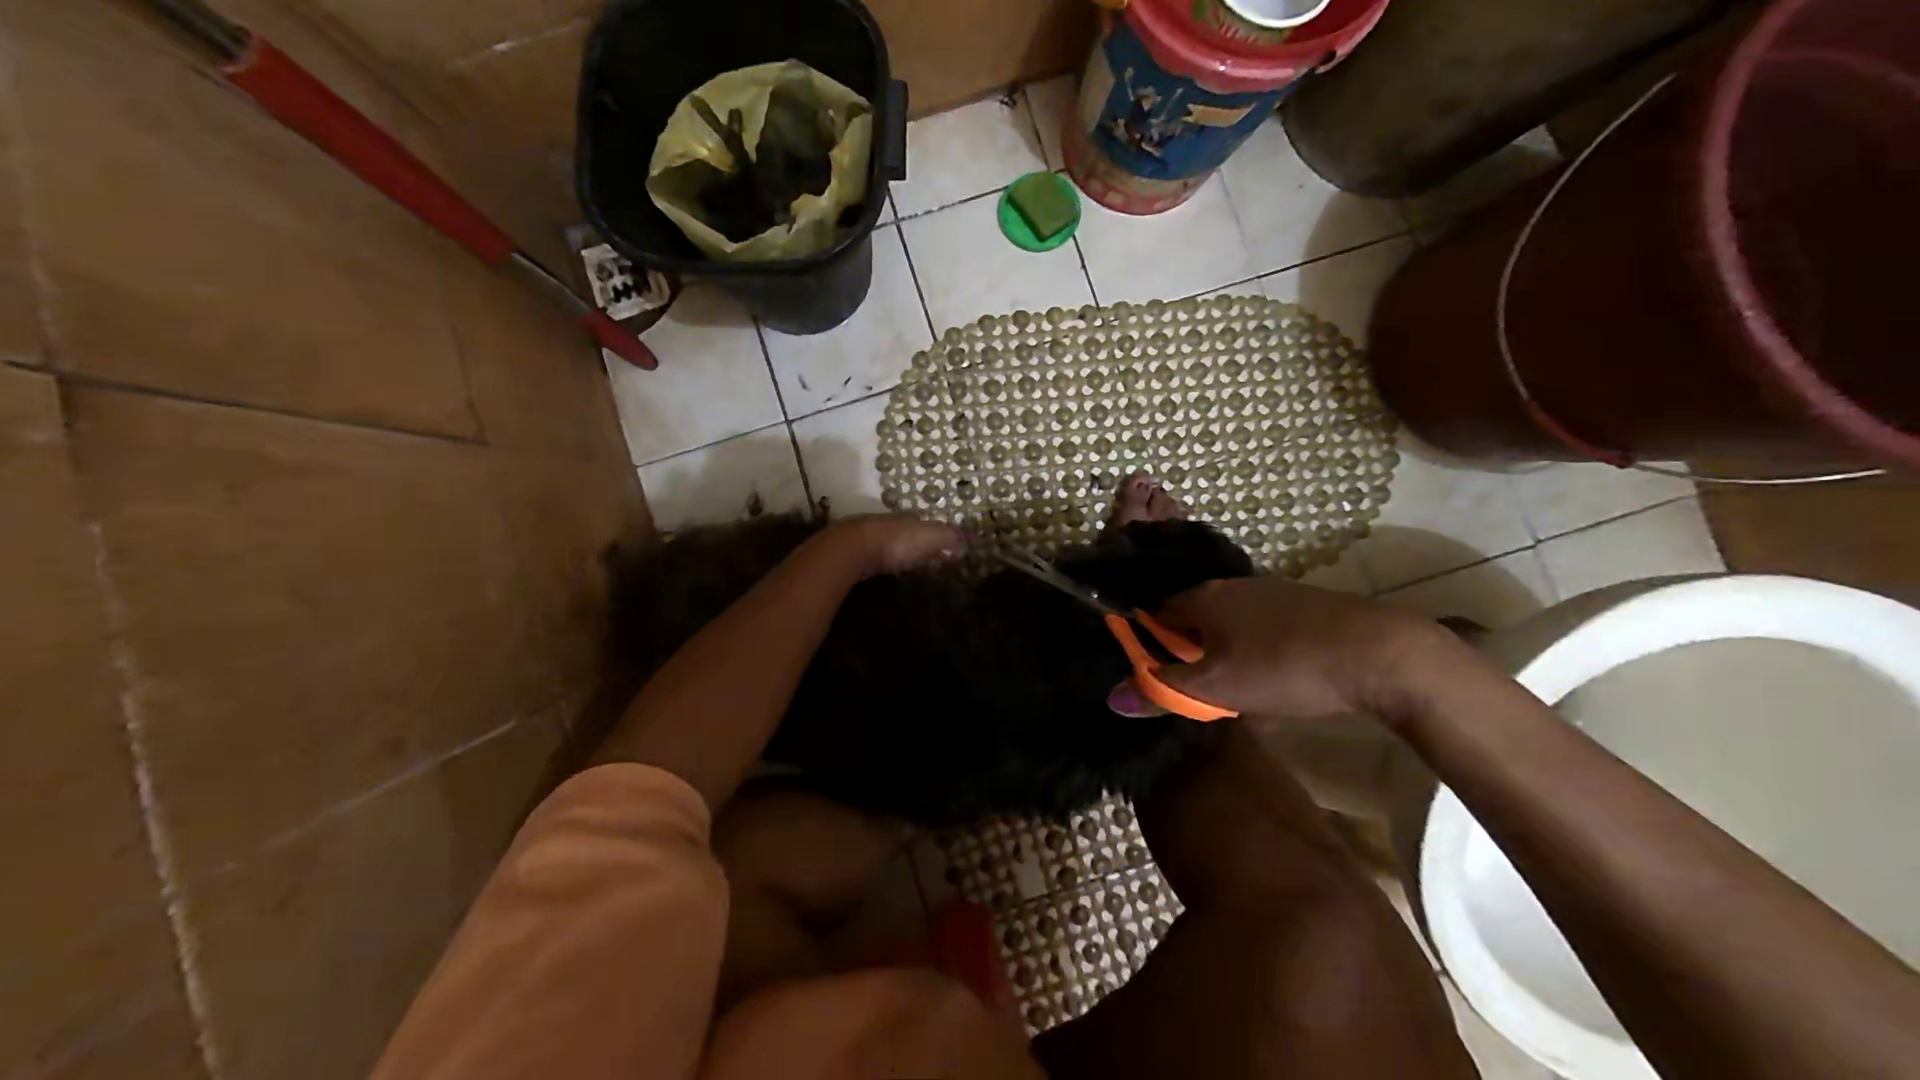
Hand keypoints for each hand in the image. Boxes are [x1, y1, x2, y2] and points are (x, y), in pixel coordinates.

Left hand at [831, 514, 968, 576]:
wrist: (854, 548)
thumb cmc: (897, 542)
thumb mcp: (931, 537)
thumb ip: (950, 539)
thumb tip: (966, 546)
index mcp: (911, 518)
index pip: (931, 525)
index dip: (942, 537)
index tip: (950, 551)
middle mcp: (893, 524)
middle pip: (912, 533)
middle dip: (922, 545)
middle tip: (934, 561)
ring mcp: (873, 537)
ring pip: (895, 545)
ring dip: (904, 554)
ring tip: (914, 569)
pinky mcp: (859, 553)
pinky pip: (881, 557)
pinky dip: (889, 563)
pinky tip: (891, 572)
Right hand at [1110, 576, 1472, 727]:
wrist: (1379, 653)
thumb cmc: (1283, 668)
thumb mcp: (1215, 688)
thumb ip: (1161, 690)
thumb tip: (1111, 698)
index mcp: (1202, 598)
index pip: (1155, 618)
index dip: (1152, 650)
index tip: (1162, 682)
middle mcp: (1230, 585)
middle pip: (1192, 620)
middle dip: (1189, 654)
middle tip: (1199, 692)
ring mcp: (1270, 590)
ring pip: (1229, 624)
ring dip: (1224, 652)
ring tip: (1237, 690)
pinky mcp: (1303, 604)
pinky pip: (1261, 626)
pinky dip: (1256, 648)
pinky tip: (1275, 675)